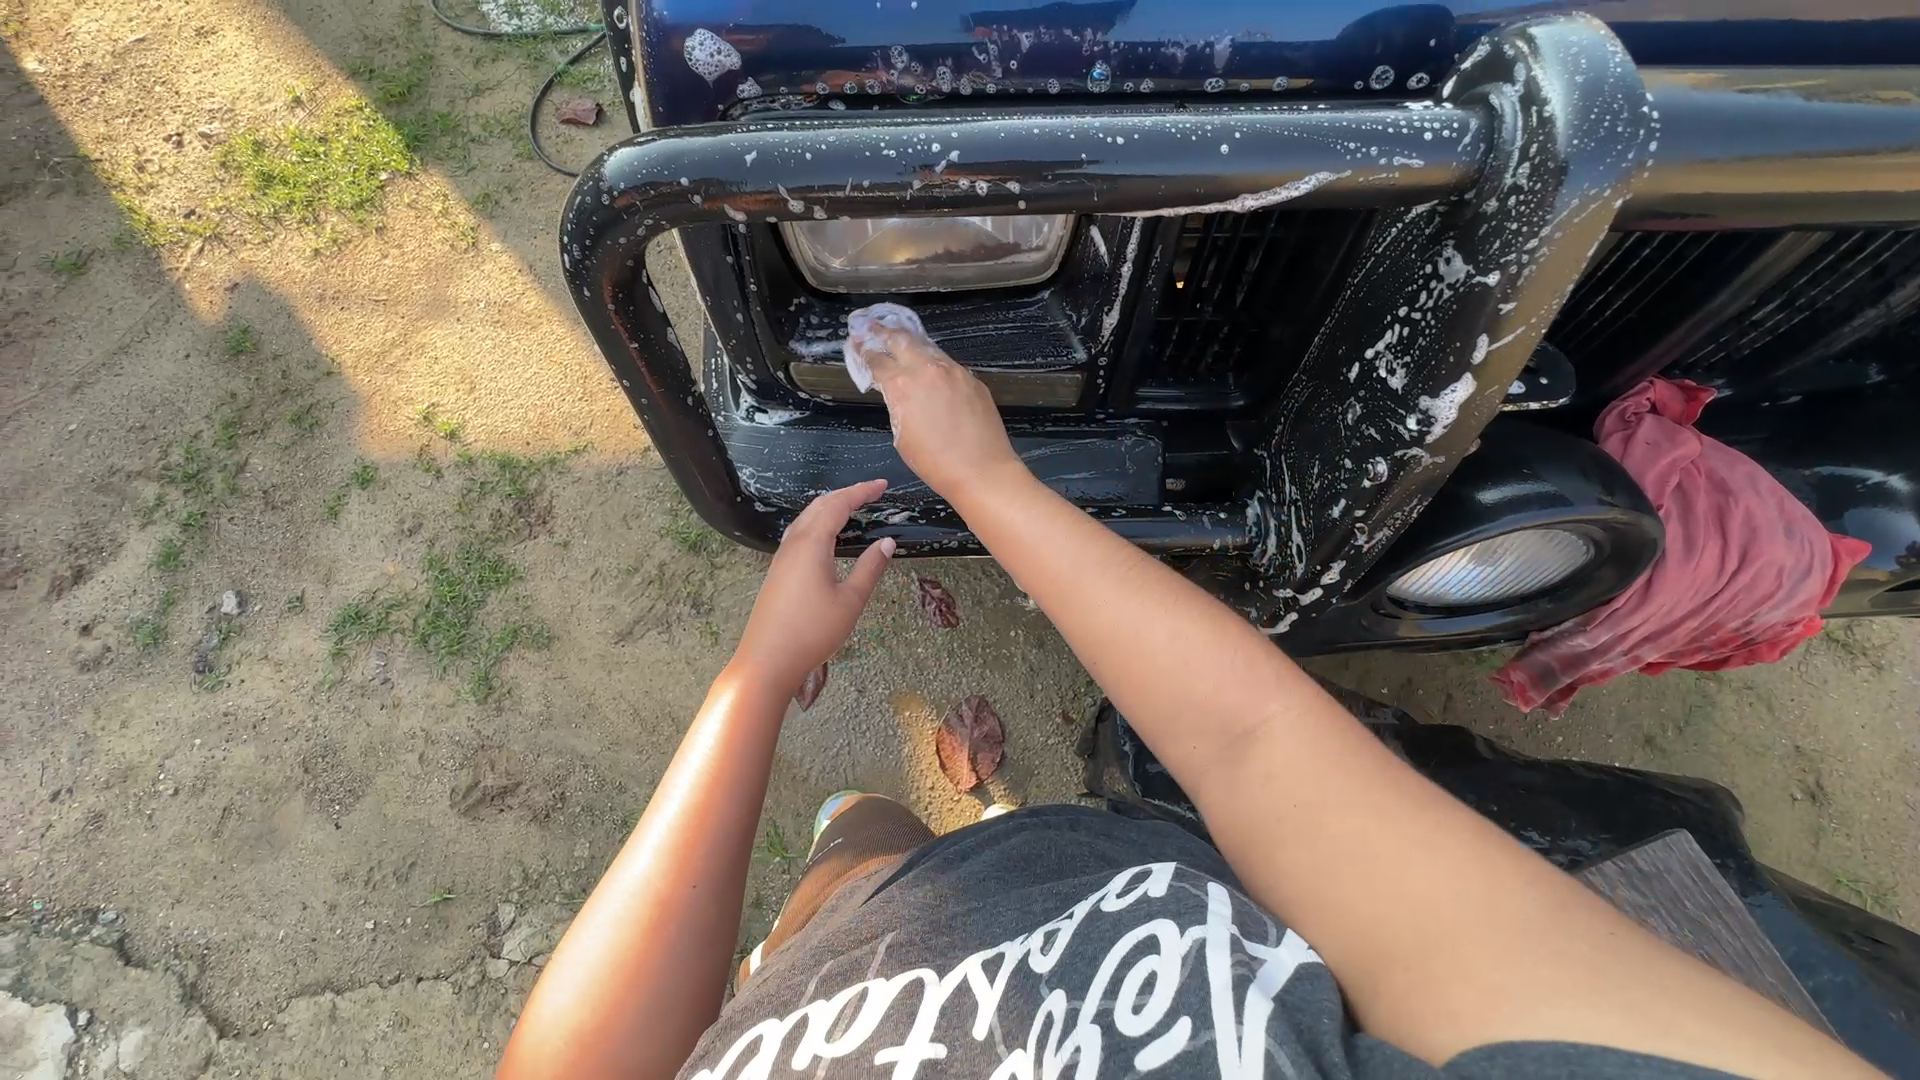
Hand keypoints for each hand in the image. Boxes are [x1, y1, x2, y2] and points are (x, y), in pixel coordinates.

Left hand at [732, 480, 895, 693]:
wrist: (767, 661)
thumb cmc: (812, 632)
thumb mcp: (850, 601)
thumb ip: (870, 568)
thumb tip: (887, 543)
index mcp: (812, 544)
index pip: (838, 505)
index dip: (861, 491)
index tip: (883, 485)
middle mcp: (793, 544)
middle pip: (819, 506)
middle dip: (845, 495)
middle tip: (871, 493)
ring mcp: (781, 558)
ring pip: (806, 520)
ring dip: (829, 508)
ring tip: (852, 509)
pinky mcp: (778, 573)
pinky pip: (799, 535)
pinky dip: (818, 524)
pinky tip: (827, 538)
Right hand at [861, 326, 1025, 505]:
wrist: (981, 470)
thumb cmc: (936, 463)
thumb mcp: (902, 436)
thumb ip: (896, 405)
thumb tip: (897, 393)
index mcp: (902, 385)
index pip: (877, 360)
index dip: (864, 352)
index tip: (858, 344)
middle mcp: (927, 370)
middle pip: (901, 340)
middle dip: (884, 331)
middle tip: (872, 325)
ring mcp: (954, 372)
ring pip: (928, 348)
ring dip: (911, 343)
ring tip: (900, 339)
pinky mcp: (972, 380)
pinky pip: (949, 365)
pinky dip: (935, 363)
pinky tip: (932, 368)